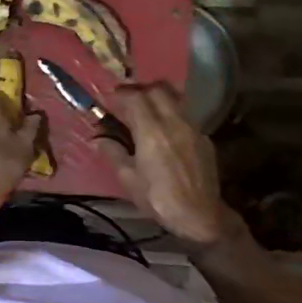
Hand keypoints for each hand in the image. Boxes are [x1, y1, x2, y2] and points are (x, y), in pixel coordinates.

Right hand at [94, 84, 237, 246]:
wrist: (199, 213)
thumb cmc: (156, 198)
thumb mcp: (127, 178)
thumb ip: (113, 152)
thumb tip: (98, 139)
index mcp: (152, 132)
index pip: (137, 98)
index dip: (122, 93)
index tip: (110, 95)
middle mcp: (175, 123)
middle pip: (159, 90)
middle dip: (141, 89)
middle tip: (126, 98)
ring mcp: (193, 128)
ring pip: (175, 99)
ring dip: (157, 98)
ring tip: (144, 109)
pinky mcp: (203, 138)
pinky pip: (184, 115)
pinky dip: (170, 113)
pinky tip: (162, 129)